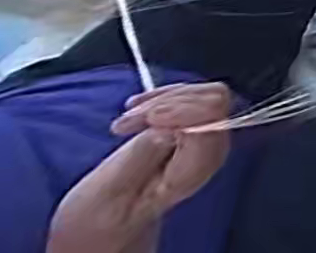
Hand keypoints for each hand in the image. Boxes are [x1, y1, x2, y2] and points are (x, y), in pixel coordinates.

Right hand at [48, 84, 232, 252]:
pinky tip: (137, 105)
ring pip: (207, 93)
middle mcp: (215, 146)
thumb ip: (142, 157)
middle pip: (213, 100)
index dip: (177, 110)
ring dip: (165, 98)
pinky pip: (197, 95)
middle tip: (125, 122)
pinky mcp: (202, 125)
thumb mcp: (107, 193)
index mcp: (197, 167)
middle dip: (169, 102)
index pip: (211, 119)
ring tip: (125, 120)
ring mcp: (212, 133)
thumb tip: (169, 127)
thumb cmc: (100, 215)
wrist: (106, 222)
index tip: (136, 120)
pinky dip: (167, 95)